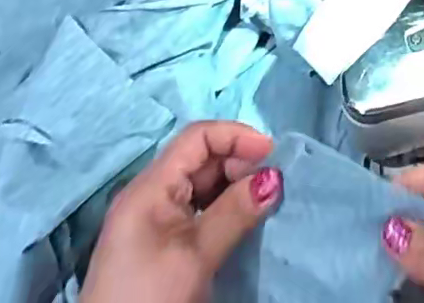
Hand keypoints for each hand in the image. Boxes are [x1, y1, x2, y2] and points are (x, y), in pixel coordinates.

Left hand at [81, 121, 282, 302]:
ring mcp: (152, 216)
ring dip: (231, 184)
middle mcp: (149, 190)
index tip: (273, 152)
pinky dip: (220, 206)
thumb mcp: (196, 256)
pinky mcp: (157, 241)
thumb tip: (273, 177)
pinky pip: (194, 207)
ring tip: (264, 197)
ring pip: (198, 183)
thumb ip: (233, 214)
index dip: (235, 136)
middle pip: (198, 158)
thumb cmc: (149, 298)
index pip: (197, 137)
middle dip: (237, 161)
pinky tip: (241, 218)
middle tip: (273, 182)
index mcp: (151, 183)